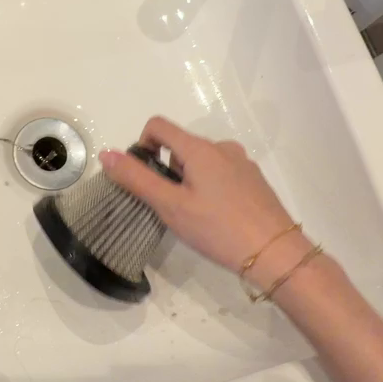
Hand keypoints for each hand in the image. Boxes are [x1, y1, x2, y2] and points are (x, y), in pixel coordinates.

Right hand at [100, 117, 305, 274]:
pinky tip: (217, 219)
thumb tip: (105, 154)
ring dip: (188, 181)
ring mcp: (242, 164)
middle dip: (167, 170)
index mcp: (200, 149)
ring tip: (194, 216)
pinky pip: (221, 174)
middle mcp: (222, 148)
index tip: (145, 178)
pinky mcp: (254, 181)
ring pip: (201, 162)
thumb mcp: (170, 206)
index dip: (142, 145)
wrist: (277, 255)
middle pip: (180, 146)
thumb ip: (136, 179)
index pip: (158, 126)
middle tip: (170, 207)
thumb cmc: (218, 229)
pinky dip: (209, 188)